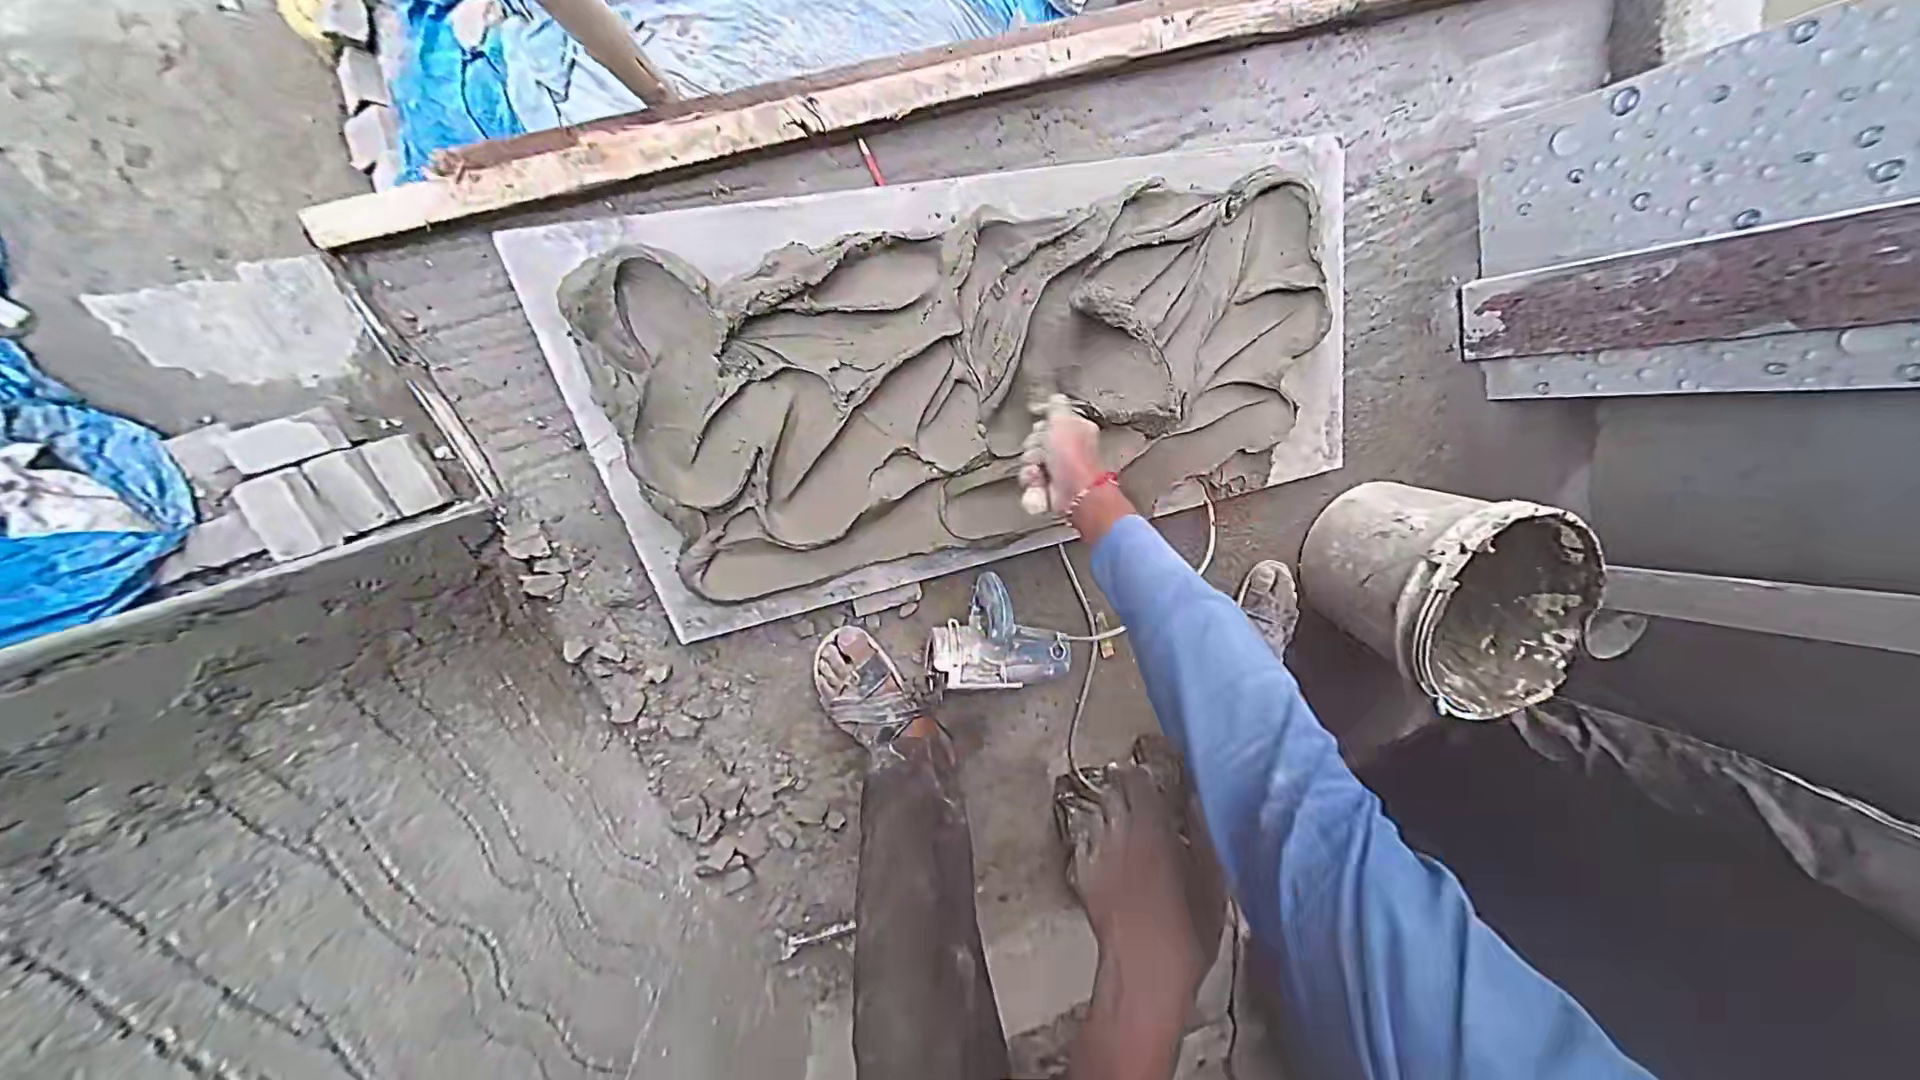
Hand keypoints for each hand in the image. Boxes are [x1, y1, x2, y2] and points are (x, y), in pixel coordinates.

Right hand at [1020, 394, 1104, 515]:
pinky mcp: (1048, 488)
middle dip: (1033, 449)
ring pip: (1027, 463)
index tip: (1042, 431)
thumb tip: (1054, 396)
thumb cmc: (1072, 457)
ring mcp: (1057, 470)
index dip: (1040, 428)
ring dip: (1030, 468)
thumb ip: (1057, 405)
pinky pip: (1028, 482)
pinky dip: (1032, 484)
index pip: (1046, 423)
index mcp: (1074, 430)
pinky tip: (1039, 483)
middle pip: (1033, 443)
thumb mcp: (1063, 420)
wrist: (1073, 492)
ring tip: (1040, 472)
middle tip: (1042, 454)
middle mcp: (1066, 450)